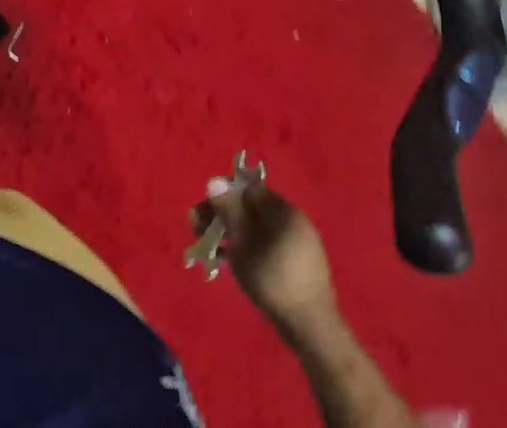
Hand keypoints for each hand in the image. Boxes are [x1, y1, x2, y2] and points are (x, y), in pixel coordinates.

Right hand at [192, 179, 335, 328]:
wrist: (308, 326)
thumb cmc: (272, 279)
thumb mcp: (243, 242)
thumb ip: (229, 210)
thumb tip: (215, 180)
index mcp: (284, 213)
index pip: (248, 188)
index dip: (223, 195)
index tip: (204, 212)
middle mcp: (291, 222)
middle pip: (247, 207)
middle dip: (219, 216)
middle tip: (198, 230)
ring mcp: (293, 243)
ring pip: (252, 227)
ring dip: (227, 233)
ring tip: (208, 247)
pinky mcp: (291, 262)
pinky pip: (261, 244)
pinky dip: (242, 247)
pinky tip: (225, 261)